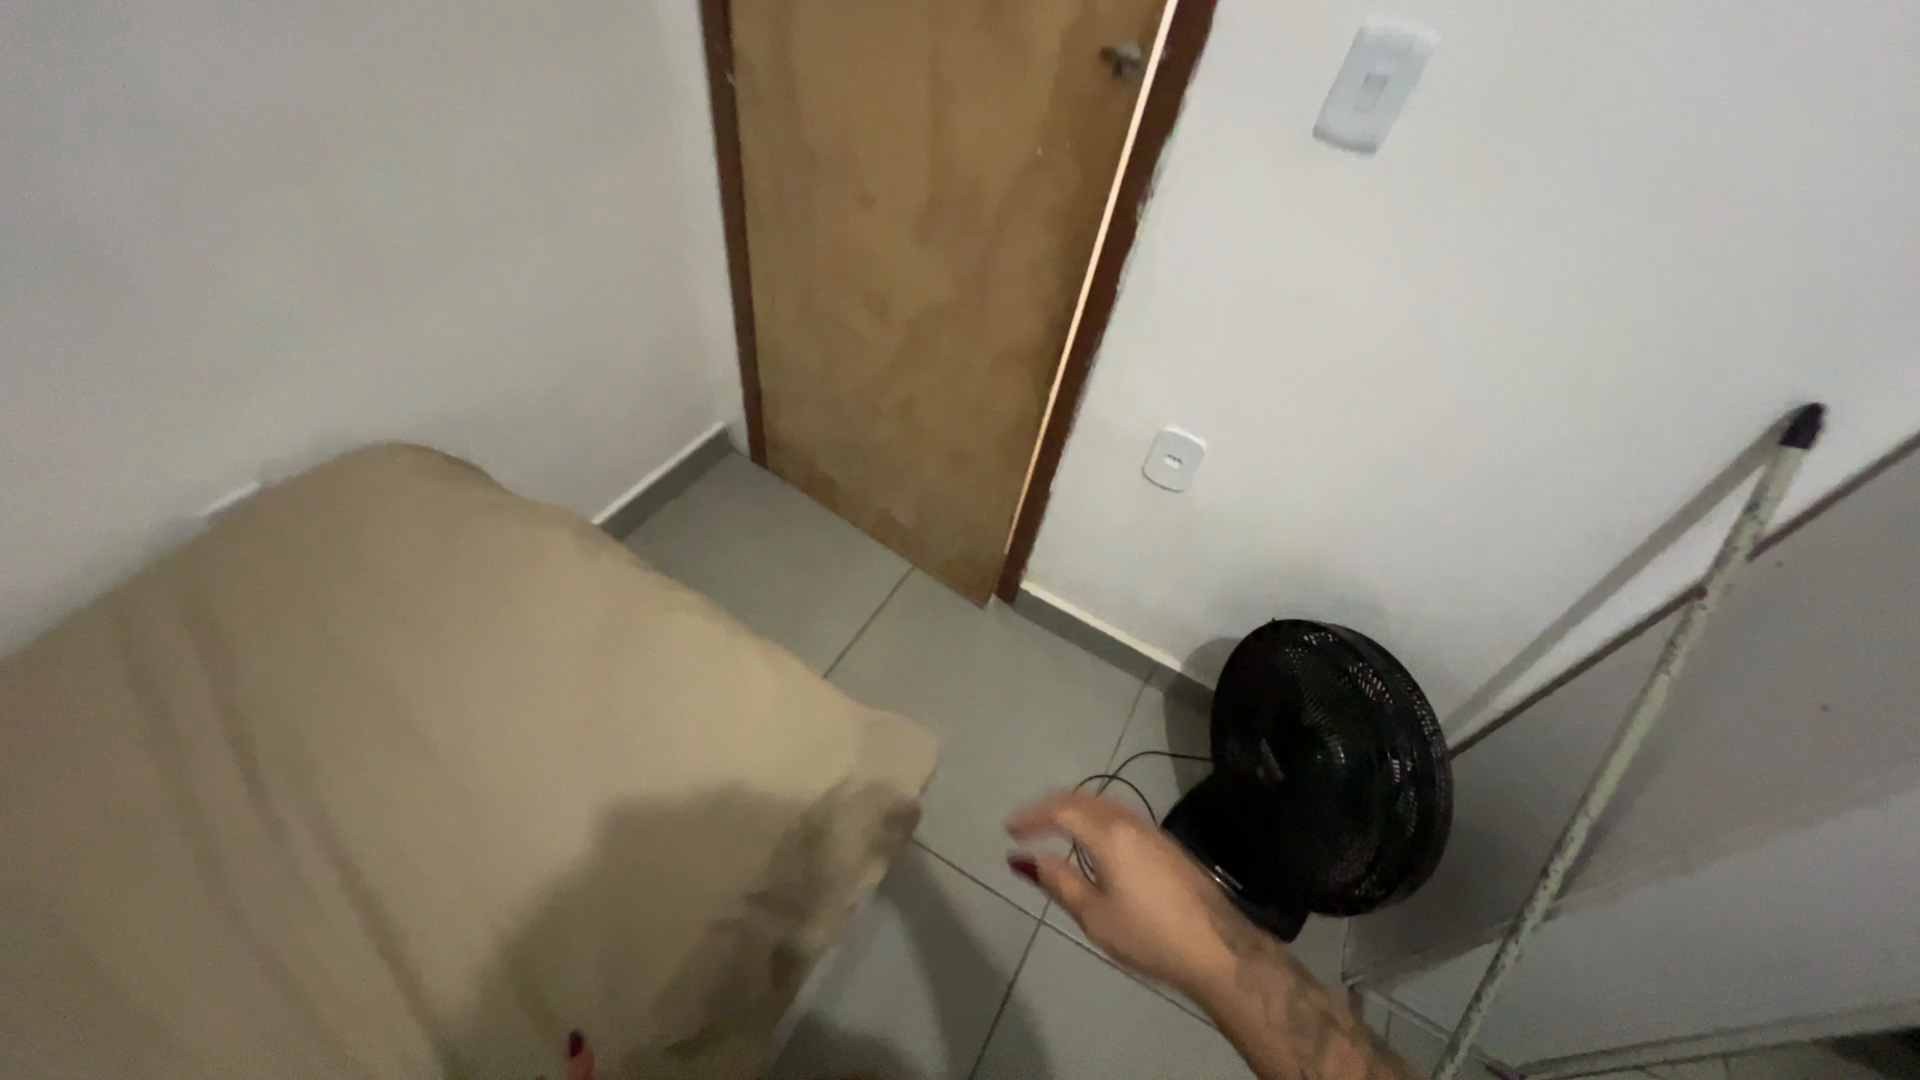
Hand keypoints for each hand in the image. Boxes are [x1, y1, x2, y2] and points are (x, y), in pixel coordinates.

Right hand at [1005, 790, 1241, 995]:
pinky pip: (1119, 815)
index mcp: (1108, 835)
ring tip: (1053, 830)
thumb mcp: (1095, 916)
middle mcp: (1129, 822)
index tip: (1009, 831)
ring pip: (1103, 803)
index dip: (1032, 816)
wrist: (1218, 948)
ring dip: (1074, 809)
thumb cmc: (1149, 935)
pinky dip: (1094, 817)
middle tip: (1027, 826)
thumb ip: (1059, 881)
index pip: (1061, 810)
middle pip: (1082, 798)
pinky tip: (1091, 843)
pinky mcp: (1164, 844)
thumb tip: (1025, 859)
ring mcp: (1151, 830)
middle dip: (1050, 807)